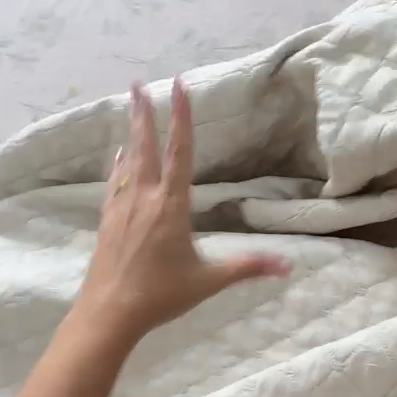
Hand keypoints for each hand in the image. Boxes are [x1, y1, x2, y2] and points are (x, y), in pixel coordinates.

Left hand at [73, 79, 287, 342]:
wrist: (108, 314)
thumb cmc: (160, 296)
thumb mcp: (209, 282)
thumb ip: (248, 268)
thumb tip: (289, 267)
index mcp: (171, 207)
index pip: (180, 153)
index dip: (182, 118)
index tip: (179, 86)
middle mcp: (144, 199)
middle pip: (146, 147)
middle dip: (144, 113)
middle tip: (138, 82)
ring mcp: (122, 209)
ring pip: (128, 161)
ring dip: (131, 132)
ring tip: (130, 107)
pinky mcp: (107, 222)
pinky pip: (114, 183)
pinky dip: (118, 165)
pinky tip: (118, 157)